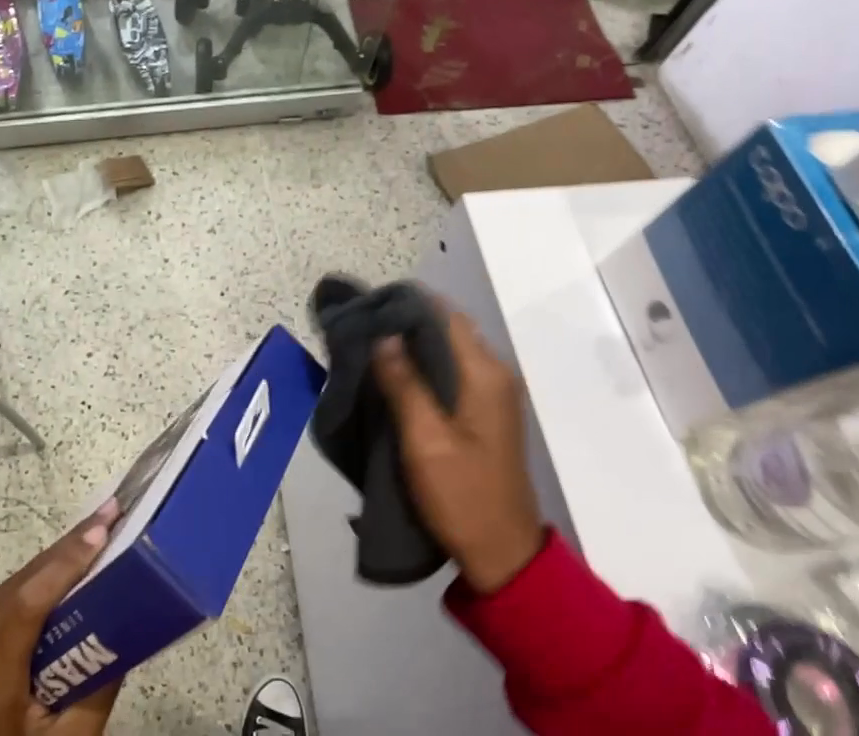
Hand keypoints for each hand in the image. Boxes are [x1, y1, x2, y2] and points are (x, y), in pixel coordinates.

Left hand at [0, 499, 124, 735]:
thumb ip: (97, 688)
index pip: (27, 605)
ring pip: (5, 592)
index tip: (101, 530)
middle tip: (108, 516)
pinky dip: (24, 592)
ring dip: (48, 568)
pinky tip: (54, 577)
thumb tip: (125, 624)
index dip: (64, 563)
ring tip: (90, 538)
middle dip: (66, 551)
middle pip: (19, 588)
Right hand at [372, 311, 543, 593]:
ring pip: (446, 350)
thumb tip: (384, 334)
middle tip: (356, 328)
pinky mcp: (483, 412)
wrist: (501, 552)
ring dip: (409, 345)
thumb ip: (405, 384)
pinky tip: (390, 376)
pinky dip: (420, 366)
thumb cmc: (462, 495)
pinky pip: (449, 371)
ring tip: (365, 348)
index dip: (404, 305)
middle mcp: (494, 374)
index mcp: (484, 374)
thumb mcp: (425, 440)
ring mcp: (491, 394)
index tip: (363, 308)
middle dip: (402, 323)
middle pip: (446, 329)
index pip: (444, 315)